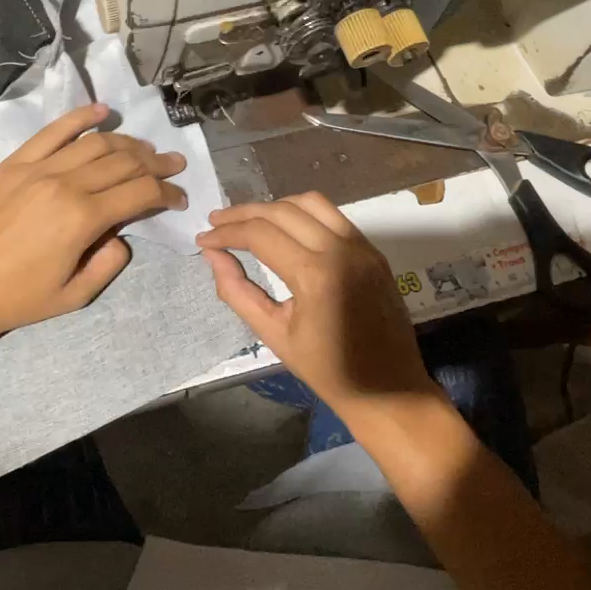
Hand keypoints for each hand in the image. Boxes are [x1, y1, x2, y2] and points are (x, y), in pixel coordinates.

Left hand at [0, 104, 186, 351]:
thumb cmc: (16, 300)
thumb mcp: (74, 295)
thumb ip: (109, 262)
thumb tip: (121, 234)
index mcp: (82, 219)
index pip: (139, 193)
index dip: (167, 193)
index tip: (179, 199)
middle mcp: (63, 184)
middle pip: (123, 162)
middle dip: (156, 164)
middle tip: (174, 166)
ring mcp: (36, 168)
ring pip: (94, 143)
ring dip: (127, 143)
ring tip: (146, 150)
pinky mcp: (13, 164)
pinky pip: (52, 131)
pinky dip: (80, 117)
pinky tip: (101, 111)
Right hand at [197, 192, 440, 409]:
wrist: (387, 387)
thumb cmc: (326, 369)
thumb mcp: (273, 334)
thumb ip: (237, 291)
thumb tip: (213, 254)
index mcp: (315, 275)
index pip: (259, 234)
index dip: (226, 233)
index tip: (203, 240)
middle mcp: (341, 250)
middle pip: (281, 211)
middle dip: (243, 213)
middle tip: (216, 223)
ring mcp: (362, 247)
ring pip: (310, 202)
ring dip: (274, 207)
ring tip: (249, 221)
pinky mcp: (372, 250)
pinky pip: (333, 216)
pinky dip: (302, 214)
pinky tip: (284, 229)